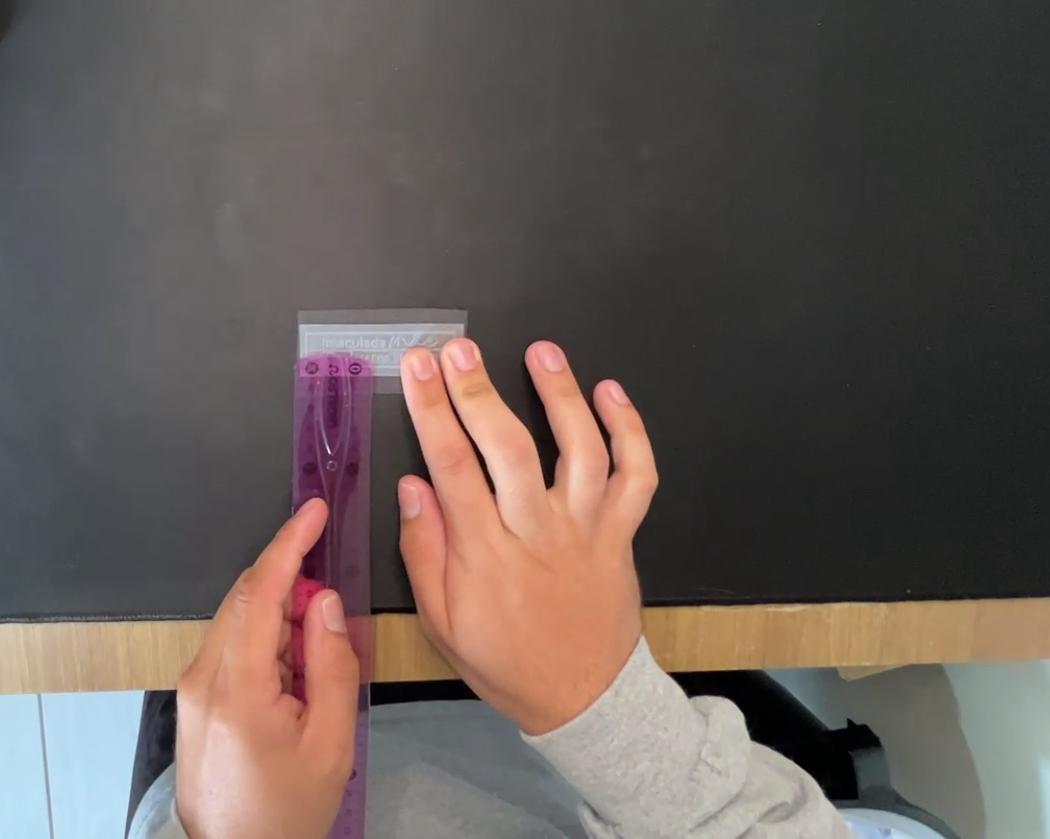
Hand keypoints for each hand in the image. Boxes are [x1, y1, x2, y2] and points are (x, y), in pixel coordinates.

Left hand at [175, 498, 360, 838]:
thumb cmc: (285, 811)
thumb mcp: (330, 743)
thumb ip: (333, 663)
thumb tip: (324, 601)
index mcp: (236, 687)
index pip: (260, 591)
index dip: (288, 544)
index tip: (312, 511)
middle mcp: (202, 674)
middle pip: (247, 599)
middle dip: (292, 588)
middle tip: (329, 620)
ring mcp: (192, 682)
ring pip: (240, 618)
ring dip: (281, 621)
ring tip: (310, 673)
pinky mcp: (193, 692)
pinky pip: (232, 642)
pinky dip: (266, 642)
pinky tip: (290, 679)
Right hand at [397, 339, 658, 735]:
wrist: (587, 701)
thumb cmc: (504, 658)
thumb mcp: (441, 620)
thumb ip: (424, 550)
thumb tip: (413, 485)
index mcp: (486, 553)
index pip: (451, 466)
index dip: (432, 410)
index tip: (418, 368)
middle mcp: (538, 532)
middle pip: (509, 448)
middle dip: (479, 390)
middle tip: (459, 348)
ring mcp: (587, 528)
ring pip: (580, 451)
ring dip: (561, 395)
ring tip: (541, 351)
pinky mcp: (621, 532)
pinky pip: (637, 476)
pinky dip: (630, 430)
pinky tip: (611, 392)